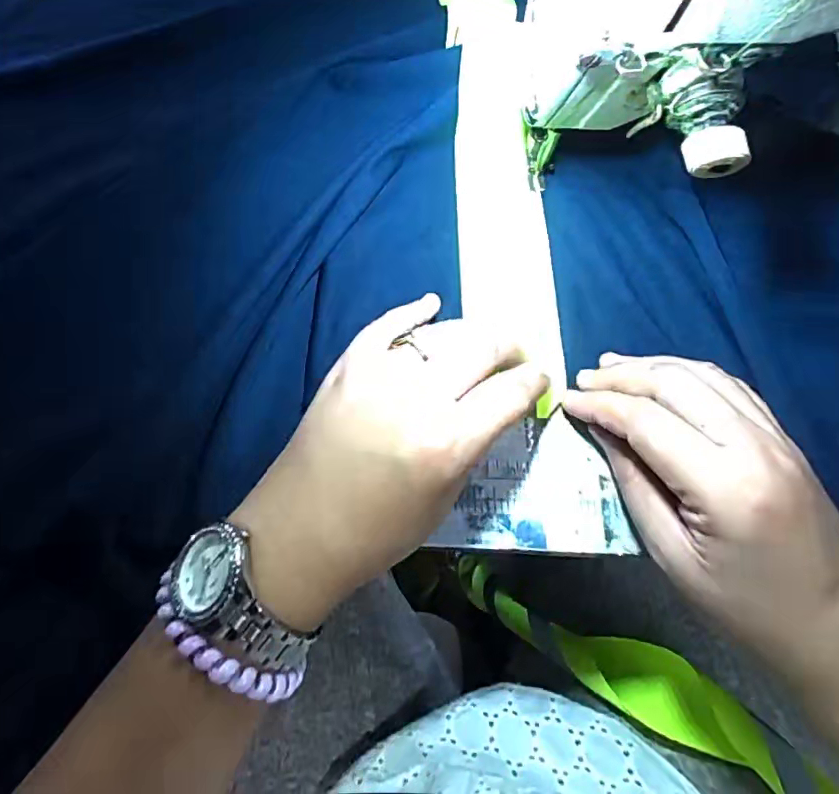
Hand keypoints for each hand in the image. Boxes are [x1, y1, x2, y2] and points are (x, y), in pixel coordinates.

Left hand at [231, 295, 544, 629]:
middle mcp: (420, 401)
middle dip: (510, 348)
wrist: (298, 533)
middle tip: (516, 356)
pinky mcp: (349, 367)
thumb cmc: (379, 532)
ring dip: (470, 335)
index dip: (534, 380)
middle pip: (483, 350)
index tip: (540, 377)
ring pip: (442, 334)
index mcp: (449, 443)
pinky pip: (388, 325)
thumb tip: (498, 406)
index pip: (510, 394)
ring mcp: (380, 377)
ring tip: (479, 343)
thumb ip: (475, 445)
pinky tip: (431, 305)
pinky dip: (413, 312)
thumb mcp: (445, 498)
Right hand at [563, 354, 838, 680]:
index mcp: (723, 483)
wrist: (835, 627)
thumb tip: (604, 433)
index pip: (648, 420)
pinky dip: (691, 375)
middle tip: (585, 377)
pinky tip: (668, 379)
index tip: (568, 401)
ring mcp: (774, 433)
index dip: (602, 404)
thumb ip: (635, 487)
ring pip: (704, 375)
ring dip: (656, 366)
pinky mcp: (783, 435)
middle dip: (625, 375)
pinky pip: (730, 387)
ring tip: (616, 367)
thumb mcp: (674, 559)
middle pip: (676, 383)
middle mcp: (752, 443)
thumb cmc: (746, 610)